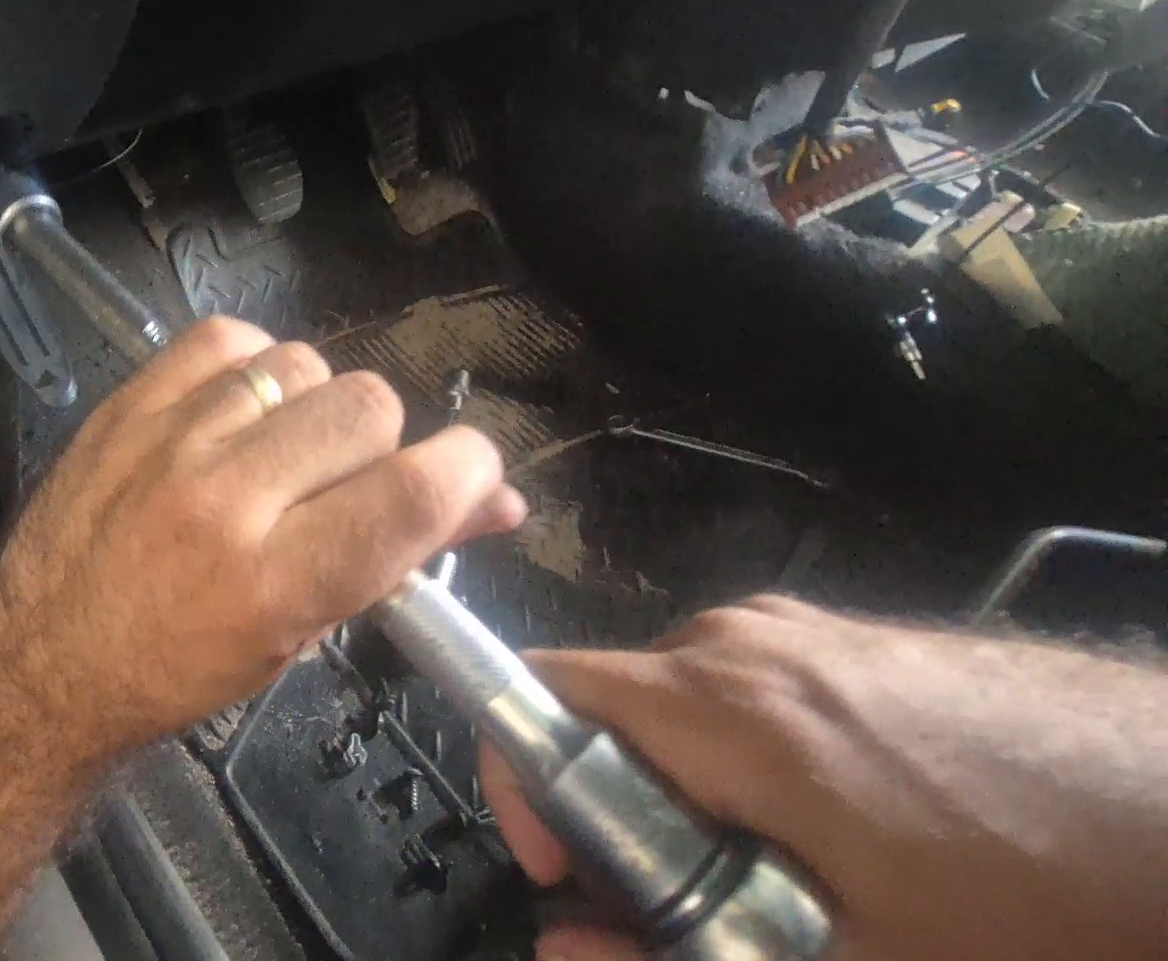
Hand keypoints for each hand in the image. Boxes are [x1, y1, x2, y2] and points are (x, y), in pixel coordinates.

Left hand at [0, 317, 525, 762]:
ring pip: (301, 364)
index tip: (466, 474)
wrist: (44, 664)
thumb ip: (393, 560)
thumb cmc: (179, 671)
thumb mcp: (297, 637)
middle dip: (380, 441)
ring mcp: (170, 440)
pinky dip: (251, 364)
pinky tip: (238, 405)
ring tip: (280, 448)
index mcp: (276, 581)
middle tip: (343, 479)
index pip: (412, 492)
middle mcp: (227, 498)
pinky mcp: (126, 405)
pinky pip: (225, 337)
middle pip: (366, 406)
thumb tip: (492, 503)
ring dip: (313, 406)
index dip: (468, 470)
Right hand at [478, 596, 1167, 960]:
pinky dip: (730, 748)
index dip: (515, 772)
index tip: (561, 865)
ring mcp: (789, 625)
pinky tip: (830, 817)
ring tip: (768, 865)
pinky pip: (730, 682)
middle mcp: (729, 638)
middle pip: (603, 703)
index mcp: (714, 702)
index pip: (538, 689)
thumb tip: (555, 949)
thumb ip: (673, 957)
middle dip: (611, 800)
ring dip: (674, 777)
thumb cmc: (1036, 904)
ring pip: (668, 697)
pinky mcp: (833, 633)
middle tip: (683, 896)